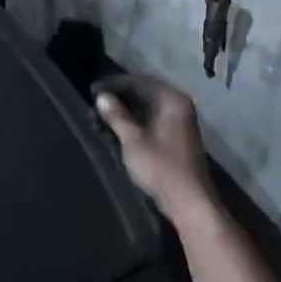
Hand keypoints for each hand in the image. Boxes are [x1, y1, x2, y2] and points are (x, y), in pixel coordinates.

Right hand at [94, 75, 215, 222]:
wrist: (187, 199)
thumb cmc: (160, 167)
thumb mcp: (133, 140)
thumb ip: (117, 116)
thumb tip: (101, 97)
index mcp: (172, 100)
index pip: (140, 82)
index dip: (114, 84)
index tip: (92, 90)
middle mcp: (177, 106)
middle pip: (142, 95)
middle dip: (116, 100)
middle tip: (92, 106)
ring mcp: (177, 123)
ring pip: (144, 110)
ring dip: (121, 114)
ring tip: (96, 121)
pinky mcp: (173, 138)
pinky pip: (148, 122)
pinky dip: (131, 125)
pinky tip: (112, 132)